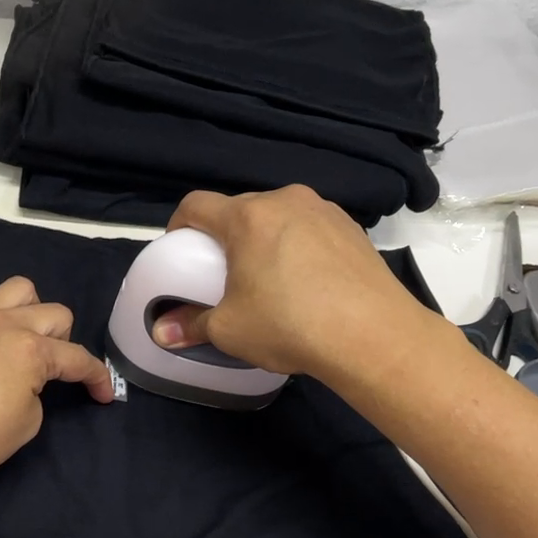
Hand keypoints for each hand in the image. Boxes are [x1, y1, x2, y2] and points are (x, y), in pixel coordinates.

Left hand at [0, 277, 114, 496]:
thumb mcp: (26, 424)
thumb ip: (38, 392)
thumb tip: (29, 381)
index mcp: (32, 350)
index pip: (78, 358)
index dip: (96, 377)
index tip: (103, 395)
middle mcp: (6, 322)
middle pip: (56, 313)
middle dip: (65, 343)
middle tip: (54, 372)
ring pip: (19, 289)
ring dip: (31, 311)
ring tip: (23, 339)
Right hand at [149, 187, 444, 380]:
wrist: (374, 335)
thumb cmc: (289, 325)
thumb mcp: (229, 330)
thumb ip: (191, 325)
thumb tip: (162, 333)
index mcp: (247, 217)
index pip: (196, 204)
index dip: (179, 224)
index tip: (180, 249)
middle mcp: (285, 201)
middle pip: (240, 209)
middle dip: (225, 235)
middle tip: (223, 272)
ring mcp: (324, 211)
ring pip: (278, 217)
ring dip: (264, 239)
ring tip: (268, 278)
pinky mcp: (353, 229)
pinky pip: (310, 229)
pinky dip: (298, 247)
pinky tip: (306, 283)